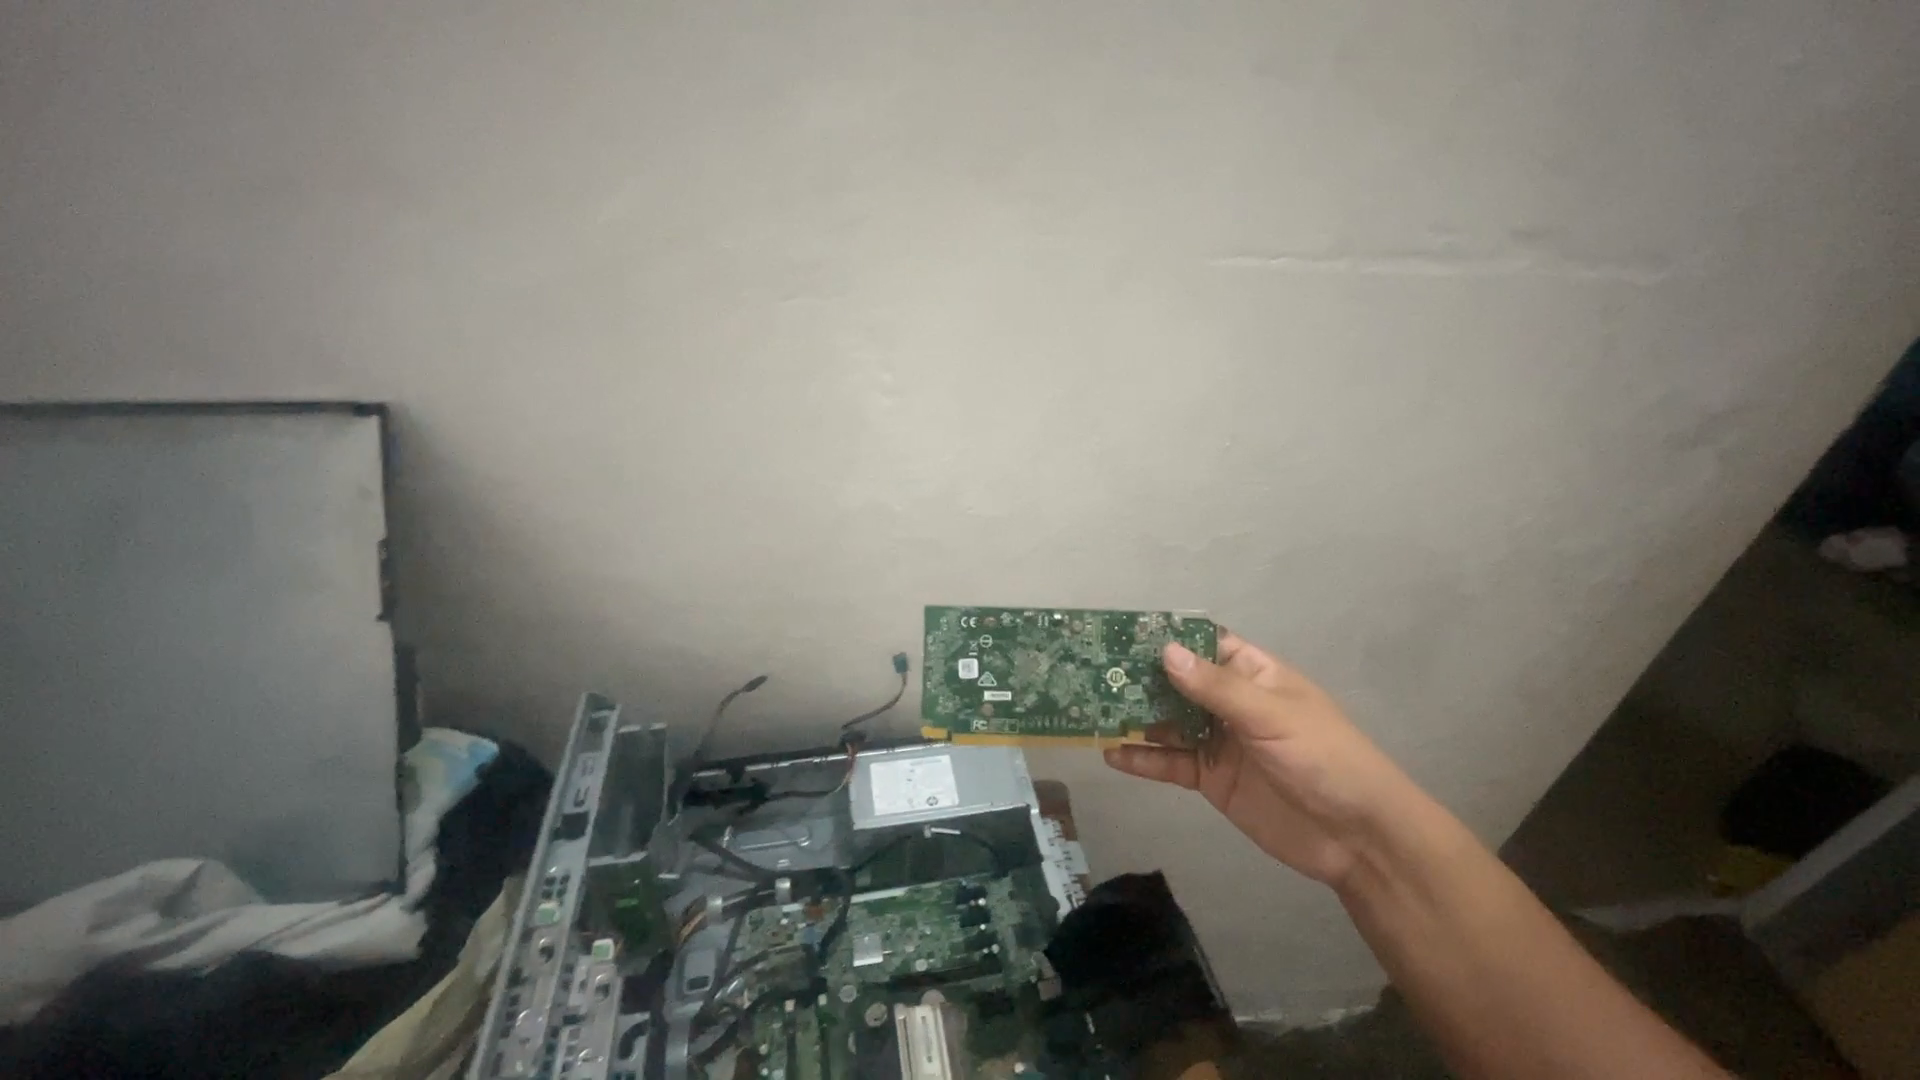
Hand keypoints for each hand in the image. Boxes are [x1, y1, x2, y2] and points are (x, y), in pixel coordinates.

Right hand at [1105, 631, 1422, 887]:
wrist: (1356, 837)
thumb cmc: (1324, 759)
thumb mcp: (1271, 716)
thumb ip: (1217, 688)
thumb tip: (1165, 652)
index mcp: (1254, 675)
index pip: (1203, 645)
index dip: (1166, 638)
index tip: (1119, 634)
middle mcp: (1231, 704)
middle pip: (1177, 684)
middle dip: (1139, 679)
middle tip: (1090, 674)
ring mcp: (1219, 742)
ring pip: (1168, 723)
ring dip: (1134, 718)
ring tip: (1090, 711)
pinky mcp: (1212, 780)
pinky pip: (1170, 763)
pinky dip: (1142, 759)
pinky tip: (1111, 755)